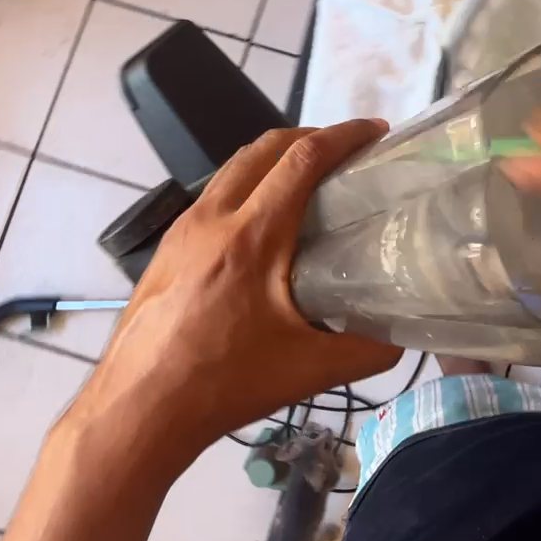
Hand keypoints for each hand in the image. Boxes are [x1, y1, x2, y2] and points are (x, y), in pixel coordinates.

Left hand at [68, 121, 401, 462]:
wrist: (135, 410)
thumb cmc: (222, 384)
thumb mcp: (307, 371)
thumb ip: (367, 350)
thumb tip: (404, 336)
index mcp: (252, 236)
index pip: (303, 159)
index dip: (344, 135)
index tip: (375, 130)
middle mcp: (214, 217)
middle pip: (265, 147)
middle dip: (310, 134)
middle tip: (346, 150)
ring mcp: (184, 229)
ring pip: (234, 167)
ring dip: (275, 156)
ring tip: (309, 177)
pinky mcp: (168, 247)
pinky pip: (215, 193)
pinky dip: (248, 183)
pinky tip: (262, 219)